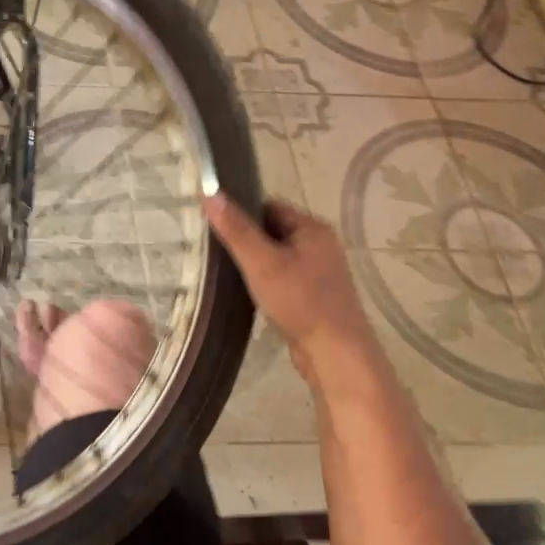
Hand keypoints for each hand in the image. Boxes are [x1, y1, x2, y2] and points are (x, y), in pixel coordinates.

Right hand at [203, 195, 381, 383]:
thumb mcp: (261, 262)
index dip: (241, 213)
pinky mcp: (315, 295)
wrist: (334, 353)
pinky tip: (248, 292)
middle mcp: (321, 245)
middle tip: (215, 250)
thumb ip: (236, 229)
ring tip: (226, 272)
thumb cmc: (299, 301)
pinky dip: (266, 281)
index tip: (214, 226)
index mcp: (313, 229)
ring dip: (255, 262)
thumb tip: (210, 192)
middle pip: (273, 231)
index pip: (270, 206)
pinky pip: (284, 277)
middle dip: (246, 239)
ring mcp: (320, 272)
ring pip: (277, 256)